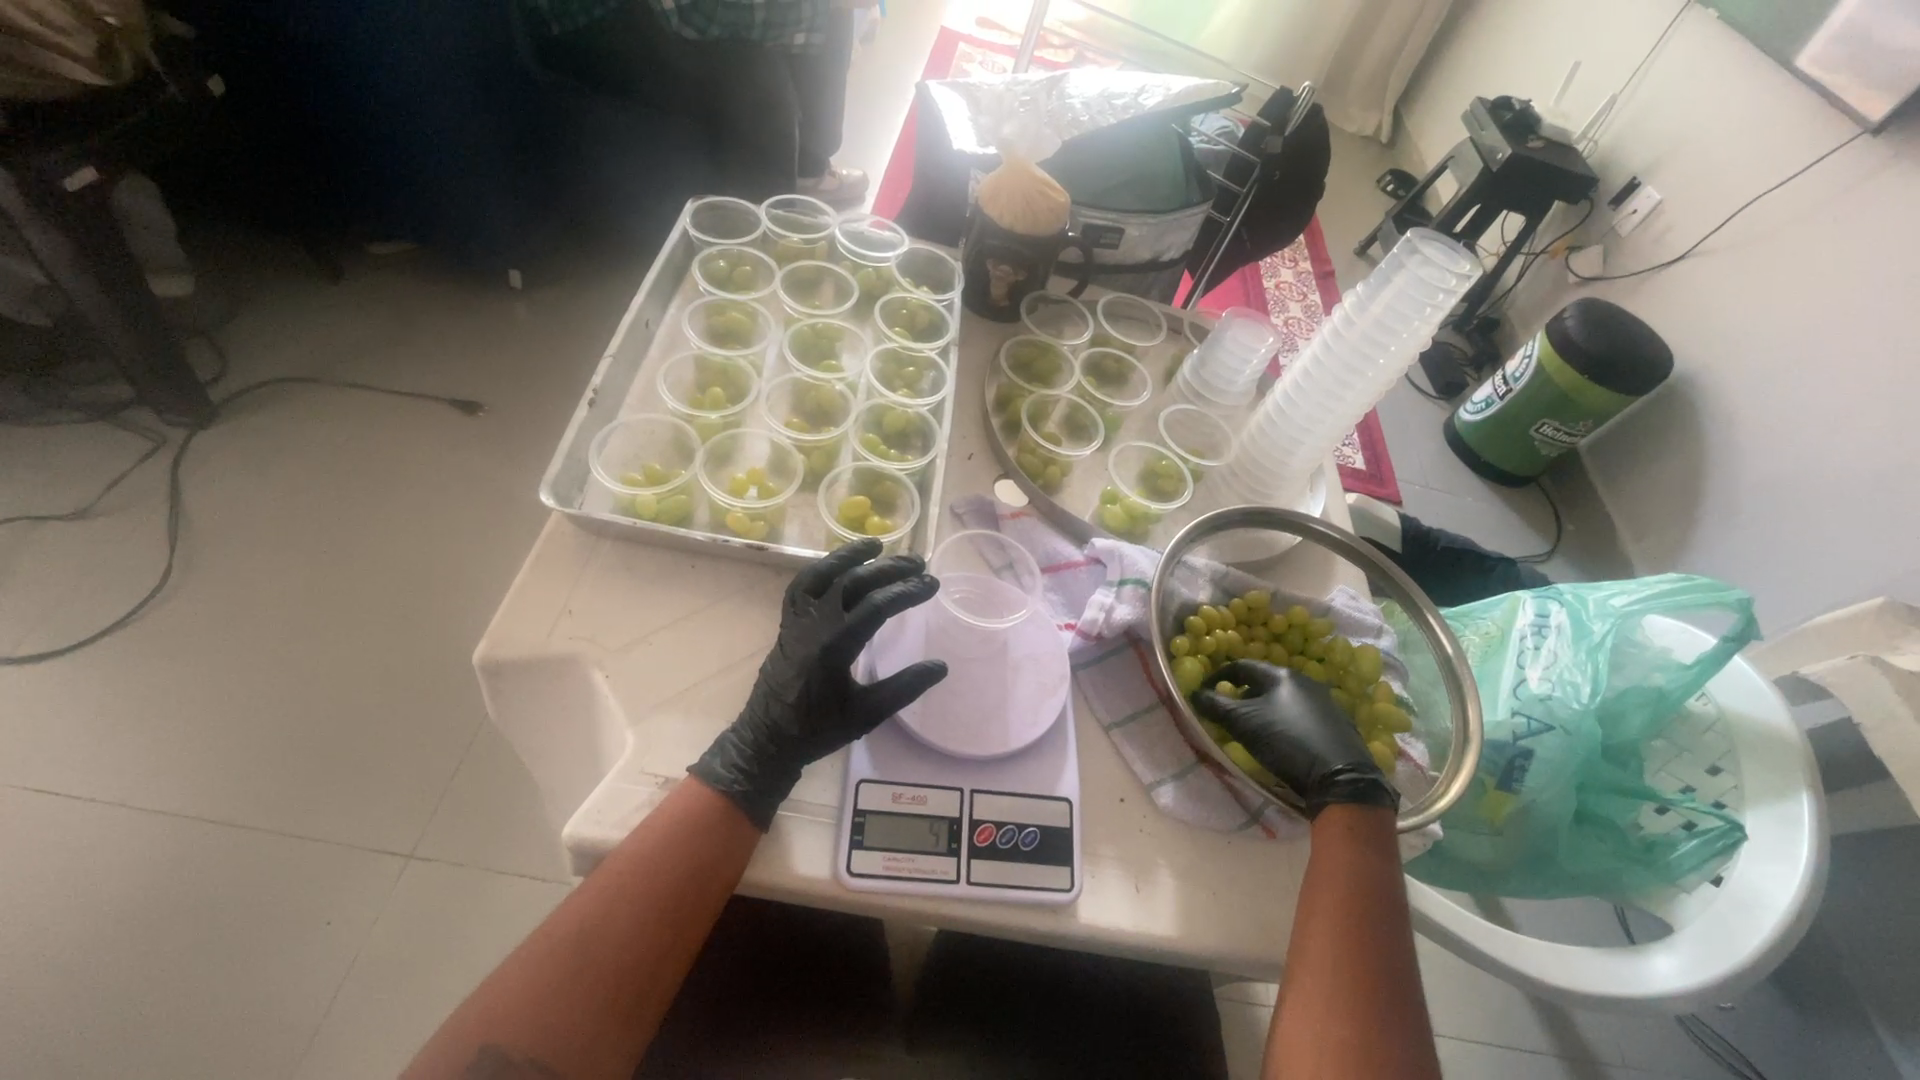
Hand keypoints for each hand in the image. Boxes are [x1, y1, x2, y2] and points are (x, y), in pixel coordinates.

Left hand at [690, 539, 947, 828]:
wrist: (768, 738)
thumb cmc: (818, 729)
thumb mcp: (867, 714)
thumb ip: (904, 687)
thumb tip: (940, 666)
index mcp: (835, 647)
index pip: (877, 606)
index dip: (907, 591)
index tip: (932, 584)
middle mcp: (814, 625)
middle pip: (854, 582)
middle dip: (888, 569)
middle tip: (918, 562)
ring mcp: (797, 621)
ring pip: (824, 576)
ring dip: (851, 556)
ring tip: (878, 544)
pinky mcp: (787, 623)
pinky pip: (802, 586)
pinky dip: (821, 569)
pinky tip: (839, 564)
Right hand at [1192, 660, 1396, 818]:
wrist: (1341, 777)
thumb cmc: (1286, 742)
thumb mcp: (1243, 724)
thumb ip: (1215, 706)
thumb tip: (1195, 693)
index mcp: (1281, 675)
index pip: (1241, 666)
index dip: (1219, 678)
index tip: (1206, 693)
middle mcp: (1305, 681)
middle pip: (1264, 682)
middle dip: (1242, 695)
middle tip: (1228, 714)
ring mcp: (1325, 702)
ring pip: (1284, 699)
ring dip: (1264, 709)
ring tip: (1253, 728)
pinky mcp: (1338, 724)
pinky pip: (1302, 715)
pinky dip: (1285, 721)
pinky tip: (1283, 740)